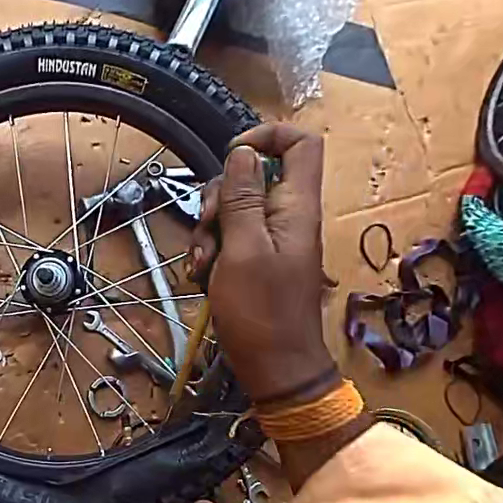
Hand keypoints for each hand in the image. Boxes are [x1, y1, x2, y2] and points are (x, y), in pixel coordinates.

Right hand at [188, 122, 336, 404]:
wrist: (271, 364)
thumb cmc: (260, 311)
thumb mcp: (244, 250)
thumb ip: (243, 199)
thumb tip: (245, 152)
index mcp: (295, 207)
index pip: (300, 144)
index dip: (267, 137)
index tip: (231, 154)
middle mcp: (285, 217)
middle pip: (251, 178)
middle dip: (219, 198)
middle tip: (209, 228)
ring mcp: (268, 239)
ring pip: (231, 210)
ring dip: (207, 232)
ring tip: (203, 264)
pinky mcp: (252, 260)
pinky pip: (226, 239)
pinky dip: (209, 252)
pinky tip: (202, 275)